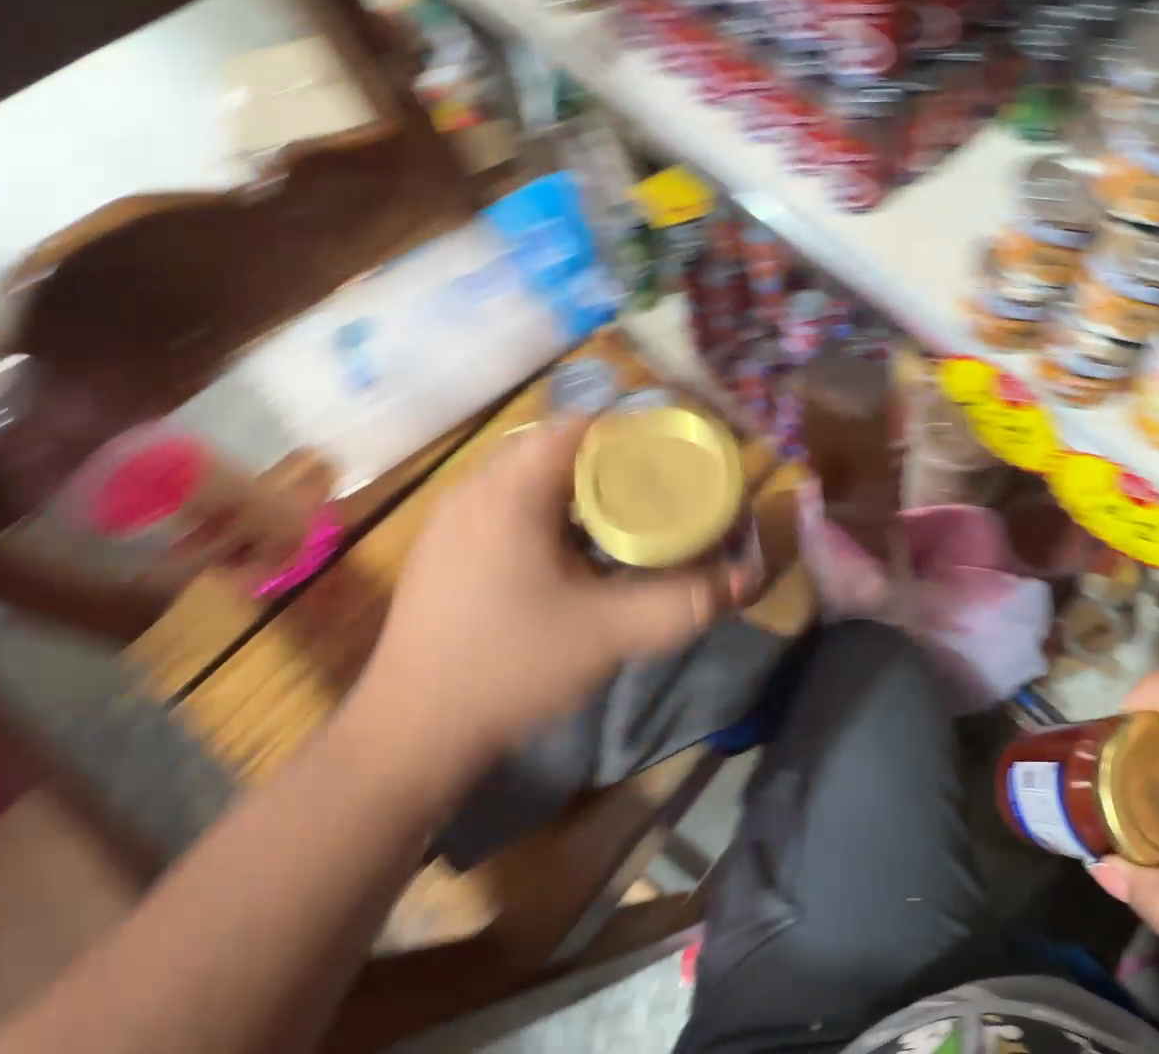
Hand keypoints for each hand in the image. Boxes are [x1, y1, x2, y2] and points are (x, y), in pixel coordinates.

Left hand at [349, 418, 743, 771]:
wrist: (412, 731)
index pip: (580, 426)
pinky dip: (548, 515)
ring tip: (624, 523)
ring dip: (579, 492)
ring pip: (528, 479)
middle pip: (555, 449)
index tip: (675, 462)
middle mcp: (475, 491)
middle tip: (659, 495)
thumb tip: (746, 580)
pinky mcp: (444, 551)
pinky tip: (571, 558)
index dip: (633, 435)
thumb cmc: (510, 666)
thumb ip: (683, 602)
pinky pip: (506, 507)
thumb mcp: (609, 633)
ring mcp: (451, 521)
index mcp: (510, 493)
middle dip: (612, 465)